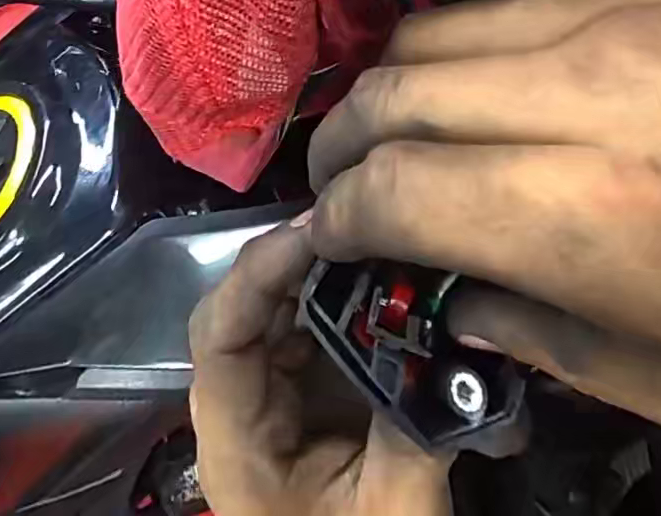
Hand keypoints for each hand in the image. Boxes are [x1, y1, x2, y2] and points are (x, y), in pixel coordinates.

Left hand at [187, 221, 452, 515]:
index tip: (315, 232)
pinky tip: (367, 272)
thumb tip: (441, 344)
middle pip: (238, 306)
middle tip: (348, 219)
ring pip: (269, 305)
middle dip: (287, 256)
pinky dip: (329, 287)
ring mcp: (264, 388)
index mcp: (234, 442)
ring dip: (309, 265)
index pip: (219, 337)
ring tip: (361, 234)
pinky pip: (300, 319)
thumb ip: (411, 434)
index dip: (256, 274)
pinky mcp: (293, 382)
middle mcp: (235, 402)